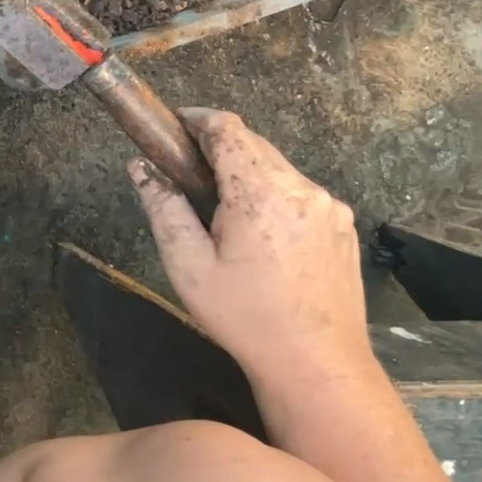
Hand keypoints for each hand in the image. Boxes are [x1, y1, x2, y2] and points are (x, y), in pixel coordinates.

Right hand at [128, 108, 372, 385]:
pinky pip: (297, 191)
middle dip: (217, 146)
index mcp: (260, 192)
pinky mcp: (341, 226)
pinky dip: (269, 192)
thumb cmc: (243, 314)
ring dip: (243, 170)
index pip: (229, 128)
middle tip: (183, 171)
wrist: (317, 363)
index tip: (172, 126)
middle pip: (254, 143)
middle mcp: (302, 188)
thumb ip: (163, 206)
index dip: (197, 119)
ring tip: (216, 207)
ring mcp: (329, 207)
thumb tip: (140, 167)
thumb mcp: (187, 264)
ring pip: (277, 167)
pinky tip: (253, 229)